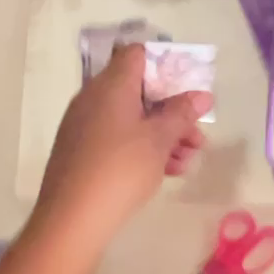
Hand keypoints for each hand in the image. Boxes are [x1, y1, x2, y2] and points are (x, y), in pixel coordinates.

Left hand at [37, 43, 210, 241]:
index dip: (167, 65)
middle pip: (140, 92)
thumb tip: (201, 95)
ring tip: (187, 162)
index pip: (138, 55)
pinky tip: (167, 172)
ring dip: (164, 136)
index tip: (190, 89)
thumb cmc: (121, 169)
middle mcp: (94, 99)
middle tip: (197, 137)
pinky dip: (144, 149)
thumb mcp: (159, 140)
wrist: (72, 218)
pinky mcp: (83, 152)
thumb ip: (182, 113)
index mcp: (111, 86)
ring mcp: (86, 126)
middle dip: (173, 112)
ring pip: (133, 120)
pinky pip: (119, 140)